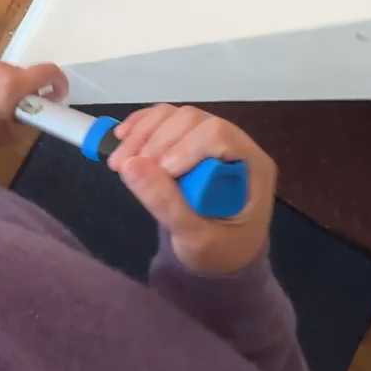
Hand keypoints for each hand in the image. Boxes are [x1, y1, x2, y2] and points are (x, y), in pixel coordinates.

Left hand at [0, 59, 68, 142]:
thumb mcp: (11, 133)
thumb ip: (31, 120)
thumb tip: (40, 111)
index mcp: (14, 83)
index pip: (49, 72)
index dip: (59, 82)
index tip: (57, 95)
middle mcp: (2, 67)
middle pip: (25, 75)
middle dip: (27, 91)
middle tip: (19, 110)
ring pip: (7, 73)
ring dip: (8, 85)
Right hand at [106, 105, 277, 274]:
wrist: (219, 254)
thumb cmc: (218, 250)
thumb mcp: (196, 238)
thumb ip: (167, 204)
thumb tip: (130, 165)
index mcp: (251, 165)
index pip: (219, 135)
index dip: (186, 146)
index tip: (162, 172)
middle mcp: (233, 143)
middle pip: (192, 120)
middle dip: (155, 140)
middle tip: (126, 167)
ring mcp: (208, 136)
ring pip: (172, 115)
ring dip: (140, 133)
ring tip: (119, 162)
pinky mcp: (186, 137)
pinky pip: (161, 118)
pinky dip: (138, 126)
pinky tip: (121, 140)